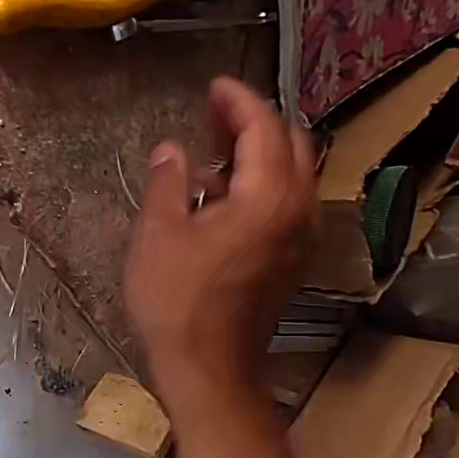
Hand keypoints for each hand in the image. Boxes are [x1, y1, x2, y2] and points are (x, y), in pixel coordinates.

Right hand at [125, 78, 317, 403]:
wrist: (209, 370)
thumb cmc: (177, 303)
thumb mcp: (158, 234)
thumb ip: (167, 182)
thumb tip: (169, 150)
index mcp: (268, 197)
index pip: (263, 127)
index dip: (238, 100)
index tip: (214, 86)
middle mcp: (297, 211)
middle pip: (290, 144)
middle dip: (255, 121)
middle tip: (214, 115)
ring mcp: (300, 238)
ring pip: (293, 174)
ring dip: (261, 153)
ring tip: (216, 151)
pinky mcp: (292, 261)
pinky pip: (288, 203)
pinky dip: (264, 184)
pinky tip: (225, 196)